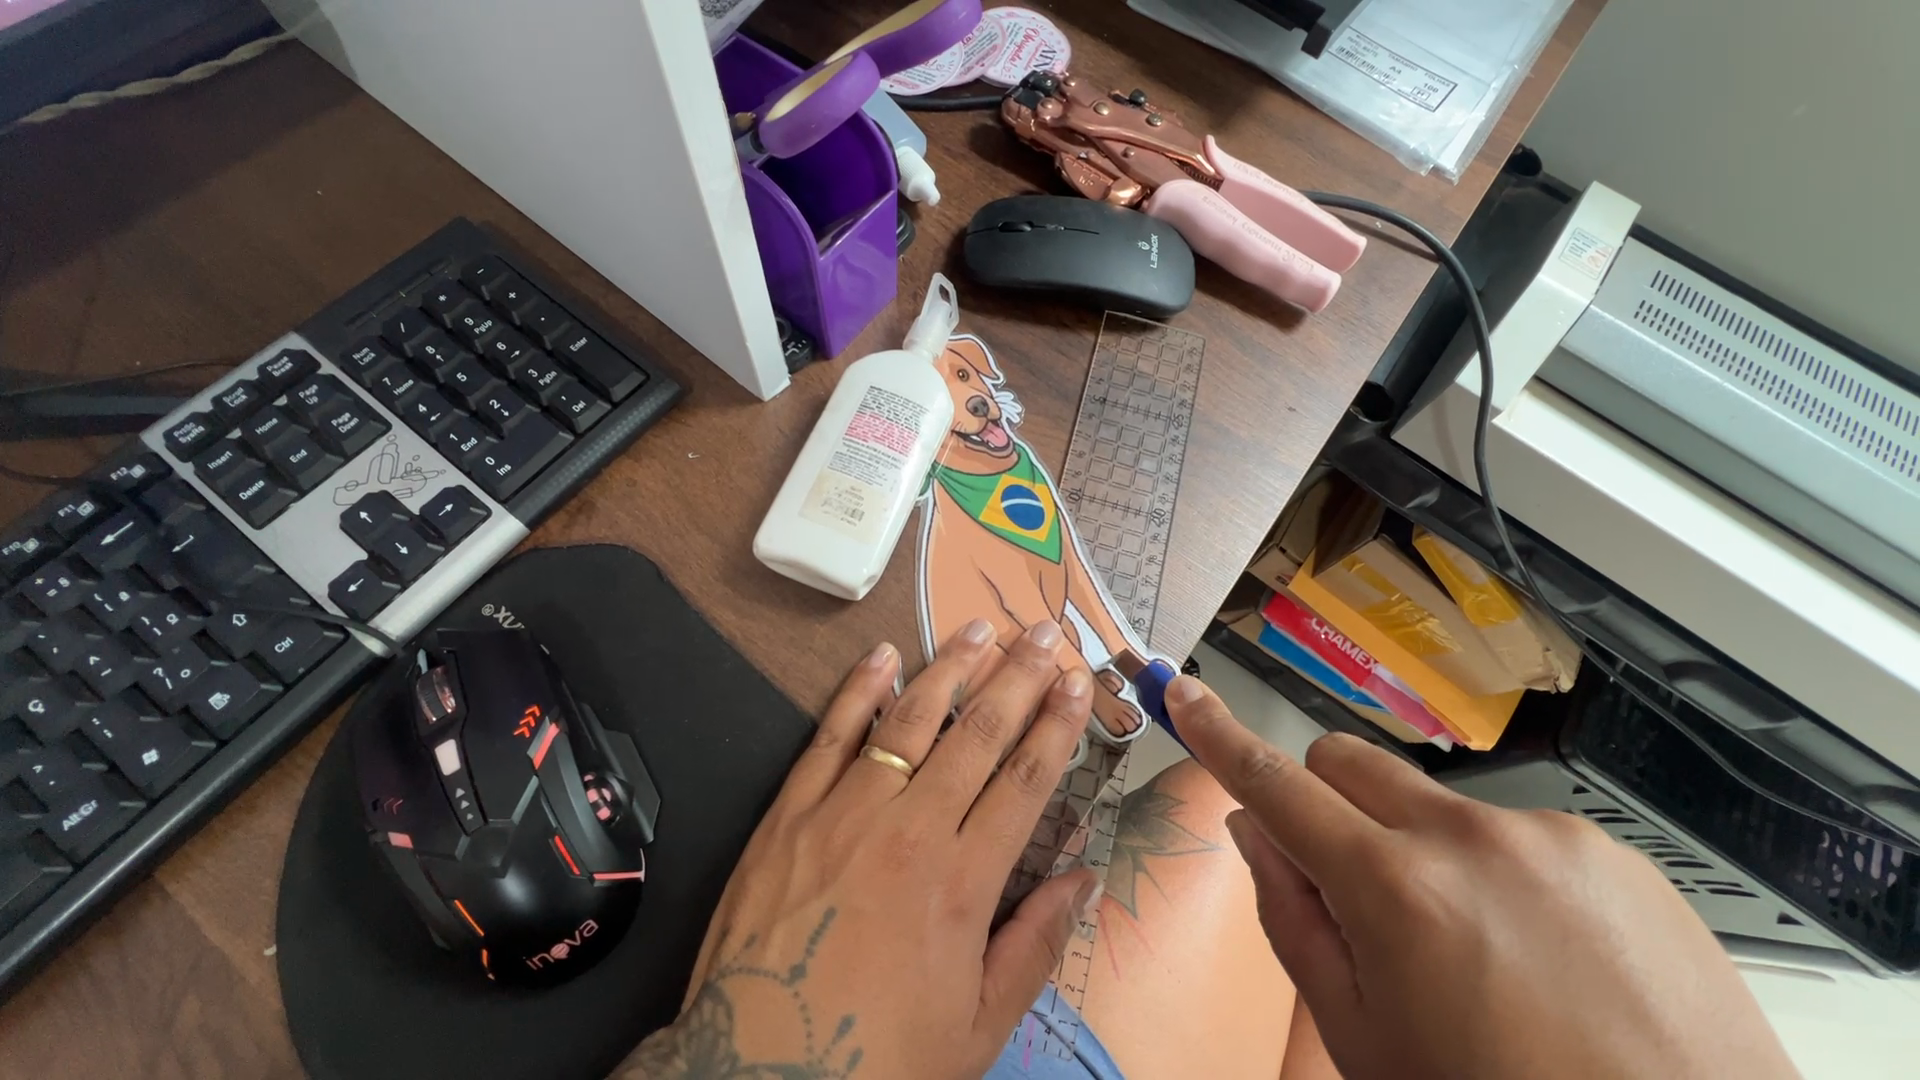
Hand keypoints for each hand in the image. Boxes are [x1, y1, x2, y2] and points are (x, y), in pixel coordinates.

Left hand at [628, 620, 1099, 1078]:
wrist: (755, 1071)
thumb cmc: (878, 1056)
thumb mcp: (977, 1025)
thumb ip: (1035, 945)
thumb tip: (1083, 880)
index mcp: (963, 880)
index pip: (1024, 780)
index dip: (1056, 726)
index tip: (1077, 683)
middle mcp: (911, 829)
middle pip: (976, 734)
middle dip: (1018, 678)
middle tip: (1044, 635)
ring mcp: (845, 811)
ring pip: (909, 720)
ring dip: (950, 669)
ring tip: (979, 629)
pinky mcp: (791, 812)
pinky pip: (830, 736)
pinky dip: (858, 691)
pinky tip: (882, 655)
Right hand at [1166, 676, 1800, 1079]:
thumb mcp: (1360, 1038)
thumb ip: (1291, 918)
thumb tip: (1254, 828)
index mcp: (1394, 889)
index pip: (1277, 785)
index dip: (1218, 737)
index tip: (1184, 693)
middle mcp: (1467, 837)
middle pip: (1345, 761)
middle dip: (1322, 800)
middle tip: (1344, 879)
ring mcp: (1548, 836)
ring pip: (1426, 801)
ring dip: (1413, 844)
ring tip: (1467, 943)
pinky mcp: (1611, 851)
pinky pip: (1508, 829)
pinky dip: (1488, 865)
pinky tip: (1536, 948)